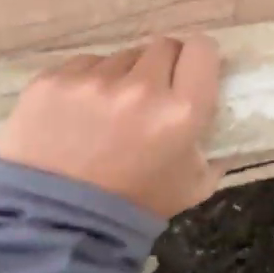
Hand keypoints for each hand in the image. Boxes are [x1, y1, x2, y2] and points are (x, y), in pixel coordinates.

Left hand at [0, 35, 223, 220]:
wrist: (54, 226)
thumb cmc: (134, 206)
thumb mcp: (194, 185)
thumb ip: (214, 151)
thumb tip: (222, 127)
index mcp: (182, 111)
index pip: (202, 49)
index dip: (199, 57)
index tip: (191, 71)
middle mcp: (141, 87)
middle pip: (162, 46)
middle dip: (162, 66)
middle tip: (151, 94)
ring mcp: (92, 82)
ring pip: (120, 57)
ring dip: (122, 76)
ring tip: (108, 111)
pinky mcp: (51, 82)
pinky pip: (81, 66)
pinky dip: (85, 83)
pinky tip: (78, 114)